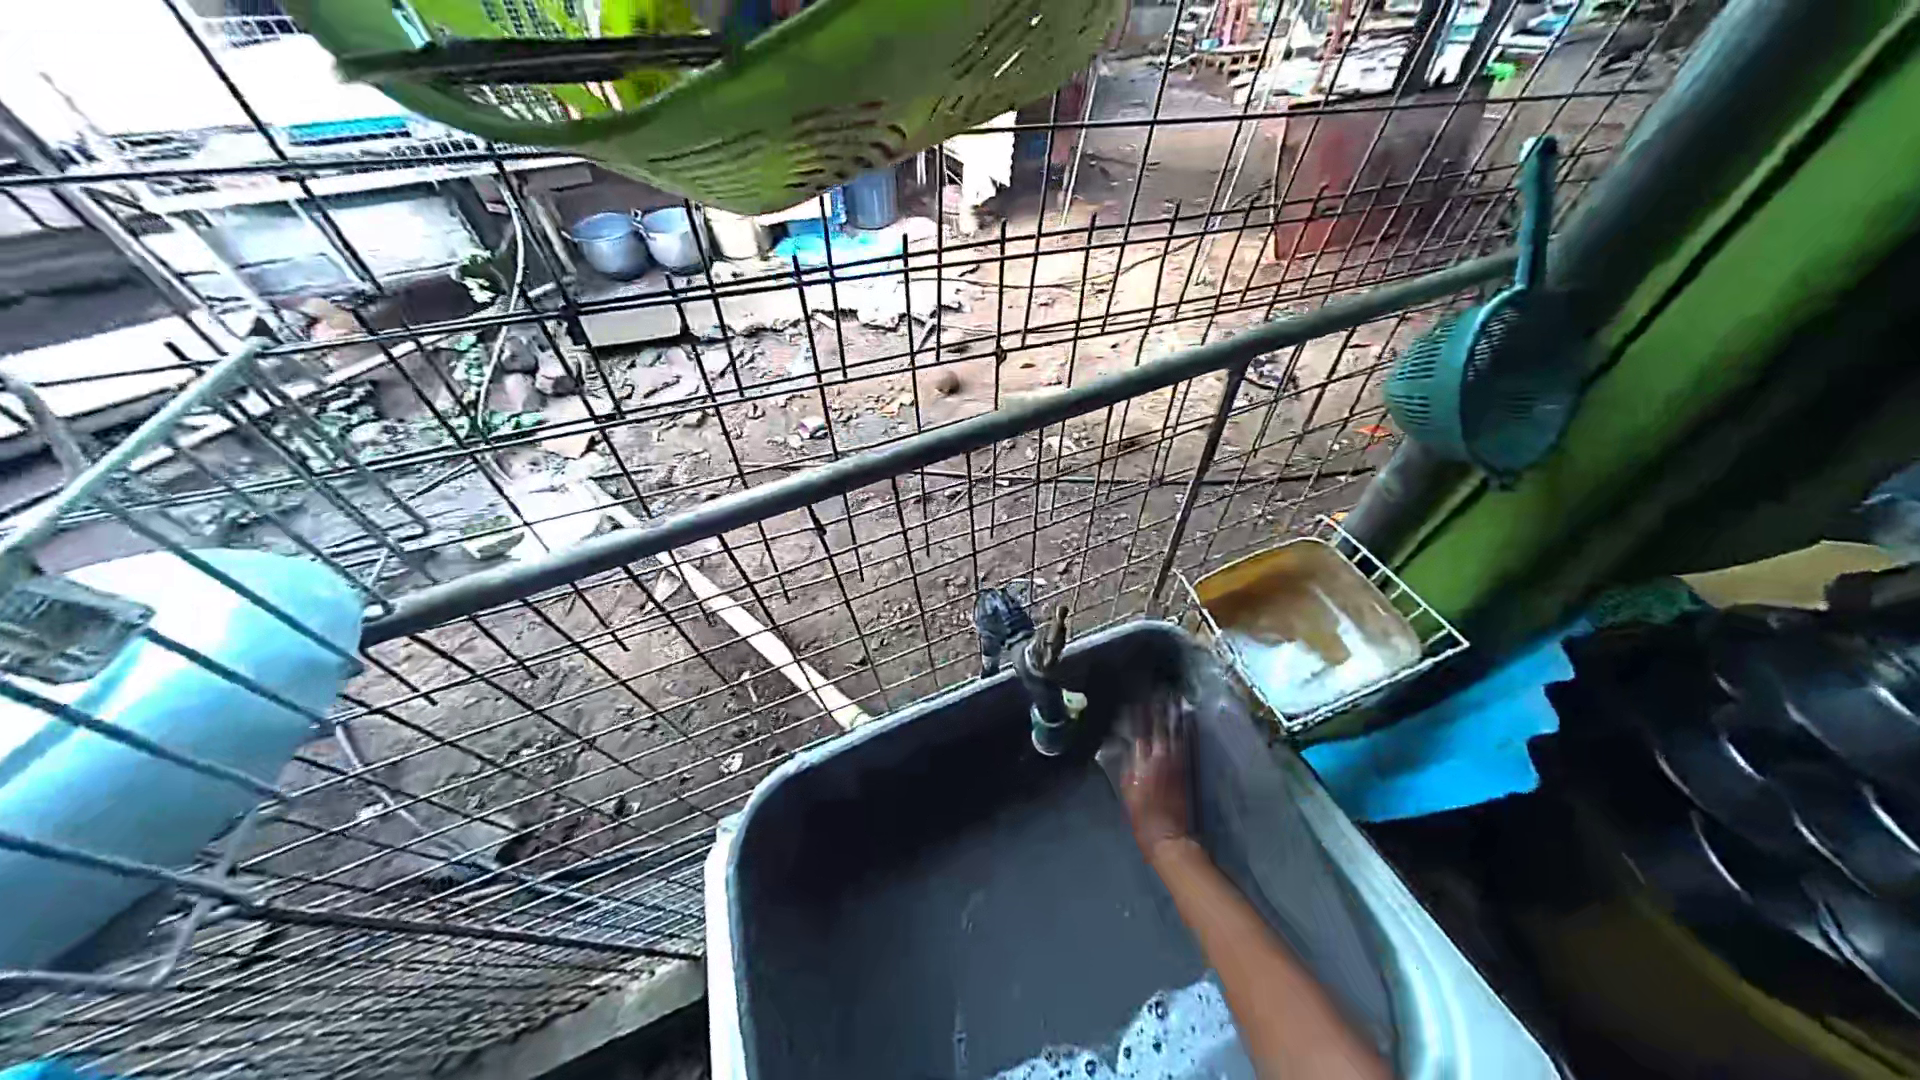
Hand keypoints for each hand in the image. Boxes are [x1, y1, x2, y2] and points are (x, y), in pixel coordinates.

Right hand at [1112, 692, 1192, 859]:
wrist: (1169, 836)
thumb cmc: (1142, 817)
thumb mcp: (1127, 788)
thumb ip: (1127, 763)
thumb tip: (1128, 743)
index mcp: (1142, 760)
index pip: (1139, 727)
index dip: (1138, 711)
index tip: (1136, 696)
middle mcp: (1161, 755)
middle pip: (1159, 725)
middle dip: (1158, 707)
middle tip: (1158, 689)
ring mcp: (1178, 761)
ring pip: (1175, 731)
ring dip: (1174, 714)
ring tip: (1174, 698)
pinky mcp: (1189, 768)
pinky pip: (1188, 743)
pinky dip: (1187, 730)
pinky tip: (1187, 720)